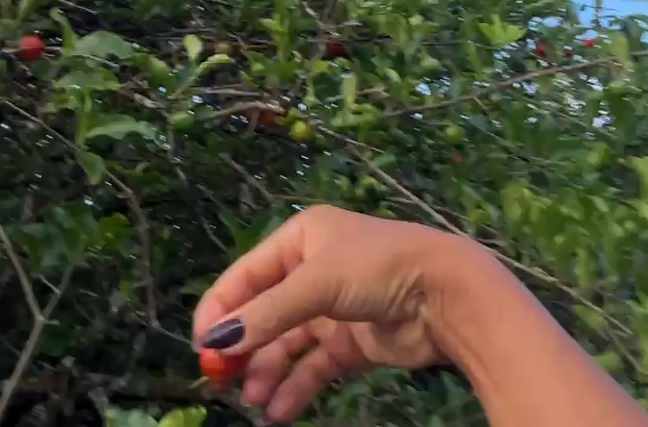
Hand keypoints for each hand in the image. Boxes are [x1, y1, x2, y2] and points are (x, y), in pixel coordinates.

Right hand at [191, 204, 487, 421]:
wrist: (445, 295)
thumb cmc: (377, 267)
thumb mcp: (318, 283)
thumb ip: (268, 314)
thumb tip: (217, 340)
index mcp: (301, 238)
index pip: (247, 274)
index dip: (222, 308)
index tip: (201, 345)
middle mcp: (312, 269)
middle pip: (264, 311)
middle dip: (244, 345)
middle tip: (222, 381)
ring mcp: (333, 307)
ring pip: (286, 343)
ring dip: (267, 371)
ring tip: (254, 400)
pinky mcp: (351, 341)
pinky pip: (313, 366)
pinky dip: (295, 387)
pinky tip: (279, 412)